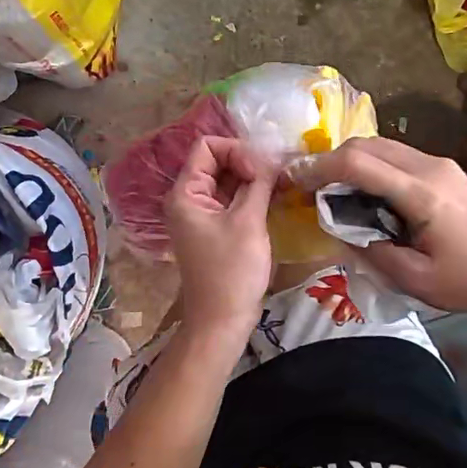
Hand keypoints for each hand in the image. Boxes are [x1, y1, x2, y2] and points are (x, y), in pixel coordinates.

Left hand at [166, 137, 273, 328]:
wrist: (222, 320)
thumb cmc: (232, 271)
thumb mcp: (248, 222)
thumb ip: (258, 183)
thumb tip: (272, 156)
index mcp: (185, 193)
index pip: (207, 146)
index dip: (237, 150)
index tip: (261, 171)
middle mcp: (188, 198)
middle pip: (218, 160)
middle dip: (248, 162)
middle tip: (278, 176)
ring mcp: (202, 213)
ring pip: (228, 179)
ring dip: (253, 178)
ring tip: (281, 185)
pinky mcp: (216, 227)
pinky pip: (232, 198)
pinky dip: (251, 194)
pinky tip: (274, 198)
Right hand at [289, 137, 466, 323]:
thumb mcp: (412, 279)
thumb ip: (369, 248)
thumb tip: (337, 225)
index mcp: (424, 194)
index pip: (359, 163)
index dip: (320, 167)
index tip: (293, 178)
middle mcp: (431, 168)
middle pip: (367, 145)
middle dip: (329, 159)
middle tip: (305, 183)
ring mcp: (440, 164)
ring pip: (380, 145)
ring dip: (349, 160)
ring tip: (327, 186)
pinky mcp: (444, 170)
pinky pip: (396, 155)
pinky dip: (369, 164)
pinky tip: (360, 188)